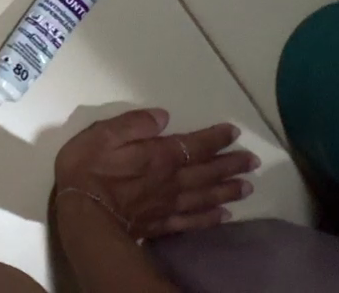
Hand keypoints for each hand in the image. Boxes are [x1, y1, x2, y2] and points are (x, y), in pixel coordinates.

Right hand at [53, 108, 256, 238]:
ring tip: (248, 186)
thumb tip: (163, 115)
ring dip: (228, 190)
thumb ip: (133, 124)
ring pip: (207, 196)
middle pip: (207, 171)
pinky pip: (195, 220)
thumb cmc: (88, 167)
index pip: (194, 145)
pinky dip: (212, 217)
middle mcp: (172, 180)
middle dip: (231, 164)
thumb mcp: (102, 134)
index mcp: (158, 156)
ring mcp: (170, 204)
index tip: (234, 133)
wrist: (86, 213)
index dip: (215, 138)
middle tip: (253, 161)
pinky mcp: (164, 223)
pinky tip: (225, 215)